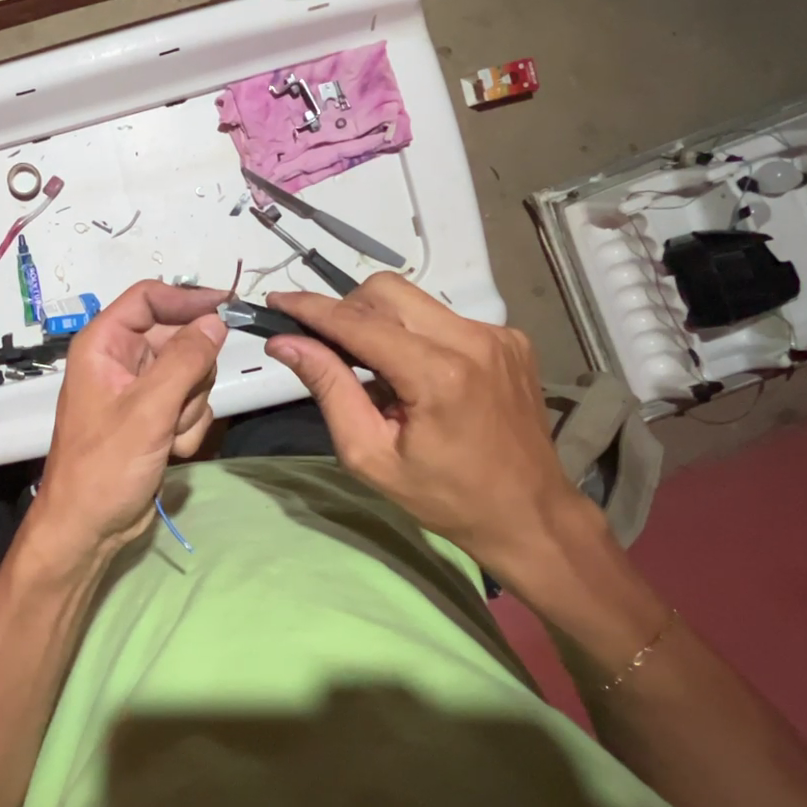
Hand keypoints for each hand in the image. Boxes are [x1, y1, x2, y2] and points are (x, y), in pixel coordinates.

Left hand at [36, 281, 227, 555]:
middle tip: (177, 406)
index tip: (229, 306)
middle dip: (190, 376)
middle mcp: (120, 359)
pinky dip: (187, 428)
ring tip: (166, 436)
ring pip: (191, 374)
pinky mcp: (154, 417)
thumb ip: (185, 360)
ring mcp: (139, 390)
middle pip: (179, 338)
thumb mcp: (148, 409)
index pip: (149, 298)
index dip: (188, 298)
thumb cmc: (105, 466)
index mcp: (103, 344)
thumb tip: (216, 321)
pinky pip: (189, 404)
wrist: (88, 527)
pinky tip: (169, 452)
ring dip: (189, 408)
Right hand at [264, 274, 583, 570]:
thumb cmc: (444, 497)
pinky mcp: (509, 339)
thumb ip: (329, 389)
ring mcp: (497, 335)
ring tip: (375, 370)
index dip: (311, 309)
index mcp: (438, 374)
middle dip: (347, 309)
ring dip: (379, 322)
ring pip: (414, 299)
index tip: (275, 302)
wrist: (531, 515)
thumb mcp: (370, 454)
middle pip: (387, 291)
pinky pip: (441, 317)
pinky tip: (415, 375)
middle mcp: (472, 340)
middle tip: (329, 347)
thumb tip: (285, 343)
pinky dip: (413, 334)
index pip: (358, 322)